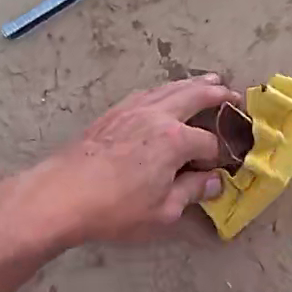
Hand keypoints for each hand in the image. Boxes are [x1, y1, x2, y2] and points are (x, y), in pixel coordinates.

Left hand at [0, 74, 242, 250]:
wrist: (58, 197)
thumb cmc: (114, 209)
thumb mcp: (163, 211)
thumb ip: (192, 192)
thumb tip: (213, 183)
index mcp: (176, 140)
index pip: (209, 143)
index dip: (217, 157)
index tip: (218, 169)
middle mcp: (158, 116)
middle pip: (195, 97)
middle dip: (218, 95)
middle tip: (233, 95)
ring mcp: (134, 110)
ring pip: (171, 88)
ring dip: (193, 83)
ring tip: (209, 80)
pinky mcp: (113, 113)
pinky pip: (147, 92)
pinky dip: (165, 89)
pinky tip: (166, 91)